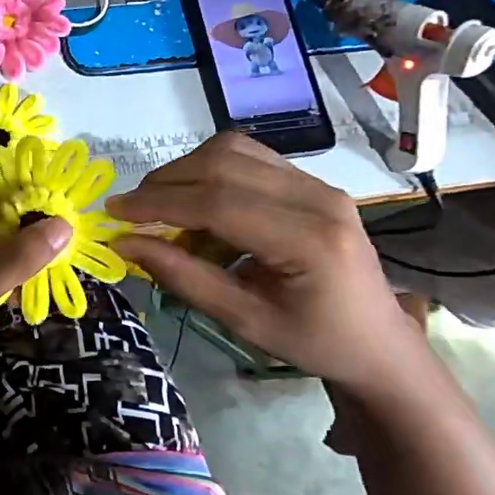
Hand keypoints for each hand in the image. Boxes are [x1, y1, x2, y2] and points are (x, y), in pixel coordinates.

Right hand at [107, 133, 419, 390]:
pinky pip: (250, 159)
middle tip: (131, 210)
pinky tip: (200, 208)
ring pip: (235, 150)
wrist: (379, 341)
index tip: (115, 212)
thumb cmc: (315, 343)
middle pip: (225, 163)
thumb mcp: (246, 322)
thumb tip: (126, 244)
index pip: (219, 202)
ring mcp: (319, 184)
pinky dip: (212, 174)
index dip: (160, 203)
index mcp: (309, 240)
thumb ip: (185, 278)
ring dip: (187, 171)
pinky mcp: (313, 182)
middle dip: (167, 181)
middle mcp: (318, 197)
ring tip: (161, 208)